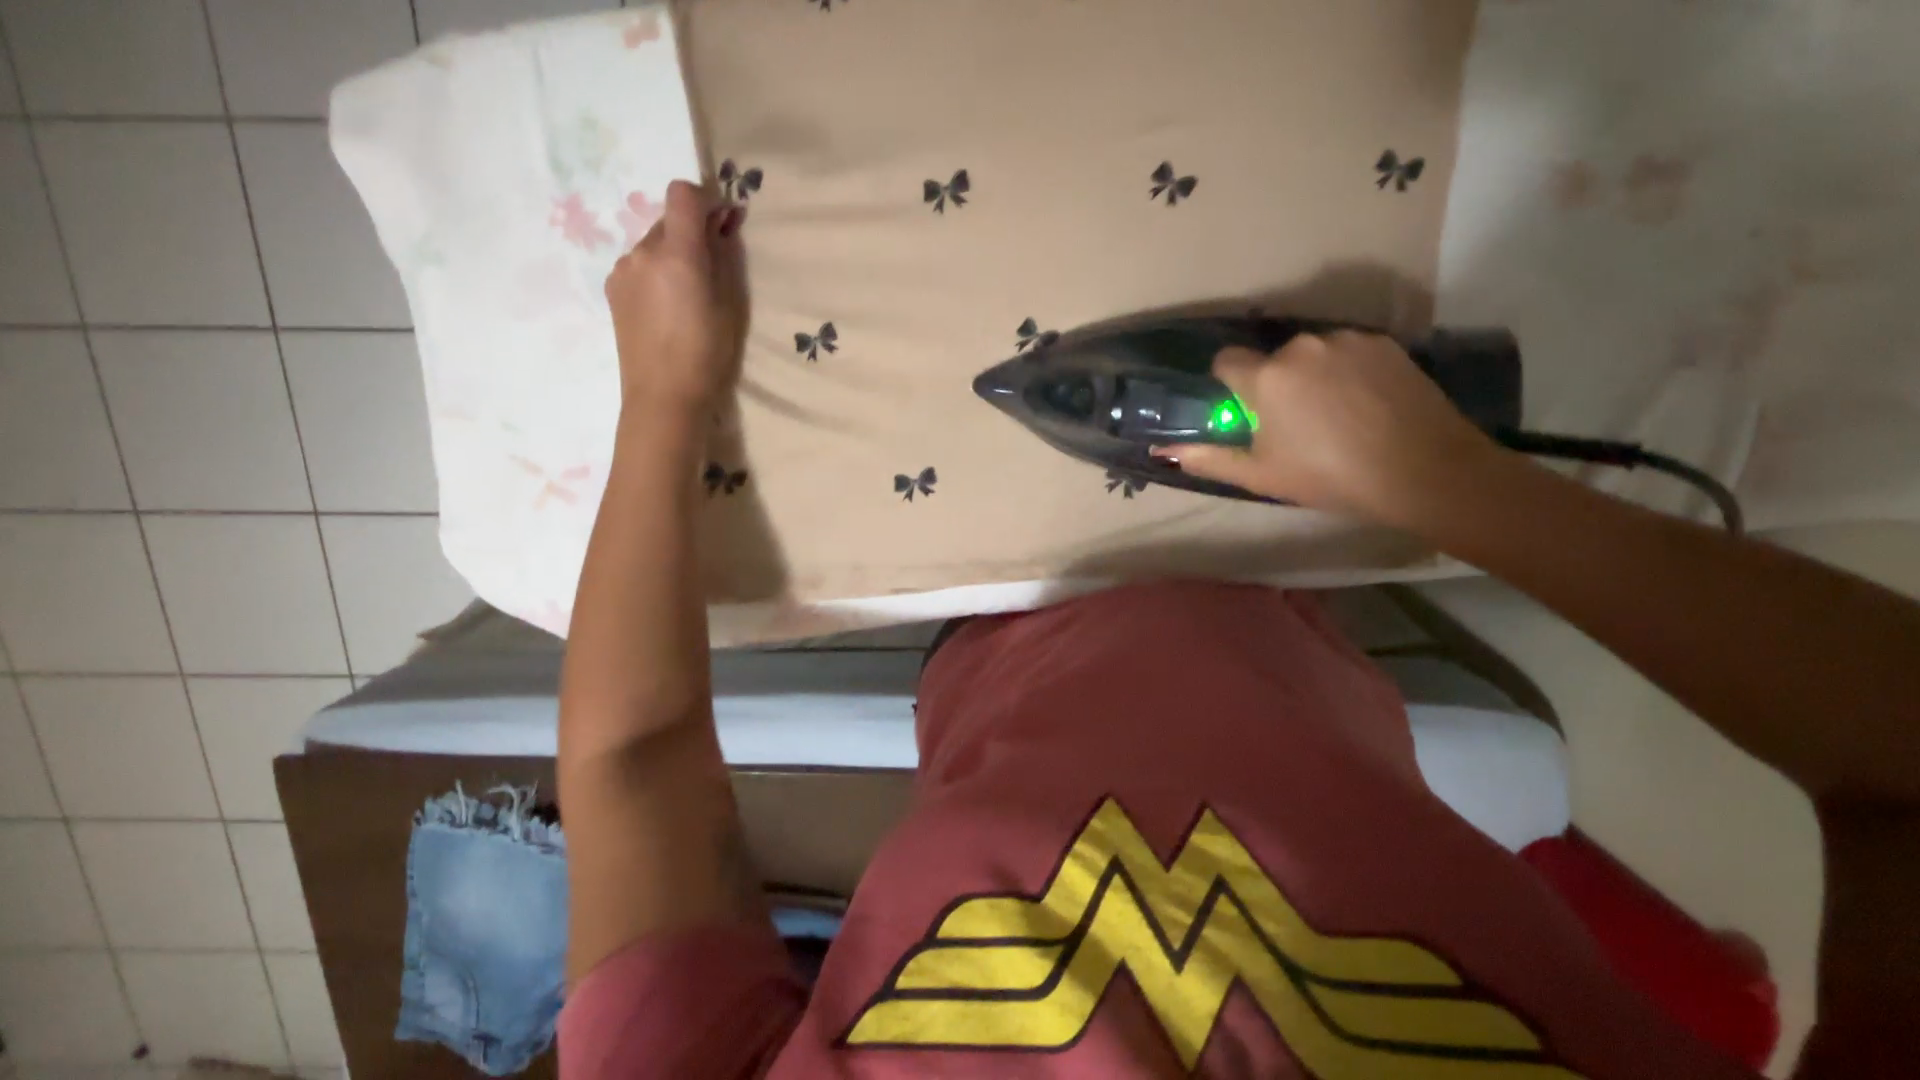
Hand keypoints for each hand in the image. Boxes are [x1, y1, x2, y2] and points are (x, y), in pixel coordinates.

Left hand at [605, 180, 746, 418]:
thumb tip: (722, 225)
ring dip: (673, 254)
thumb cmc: (707, 354)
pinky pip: (639, 265)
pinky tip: (667, 308)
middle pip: (669, 220)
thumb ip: (724, 256)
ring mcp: (622, 270)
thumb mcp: (730, 304)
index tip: (722, 223)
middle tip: (713, 266)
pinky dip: (656, 272)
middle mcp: (642, 252)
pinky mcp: (612, 289)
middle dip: (692, 232)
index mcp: (676, 253)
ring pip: (653, 243)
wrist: (663, 396)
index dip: (705, 199)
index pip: (682, 193)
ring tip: (689, 295)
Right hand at [1157, 331, 1500, 523]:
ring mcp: (1346, 340)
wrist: (1424, 470)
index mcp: (1265, 377)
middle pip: (1272, 359)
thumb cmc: (1332, 478)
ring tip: (1338, 415)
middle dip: (1275, 384)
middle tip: (1297, 426)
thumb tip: (1163, 451)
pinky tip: (1367, 404)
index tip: (1246, 413)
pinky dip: (1349, 371)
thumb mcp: (1262, 476)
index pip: (1226, 361)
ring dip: (1313, 375)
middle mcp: (1300, 346)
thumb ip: (1209, 457)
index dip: (1229, 386)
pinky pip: (1348, 351)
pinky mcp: (1383, 342)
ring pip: (1312, 354)